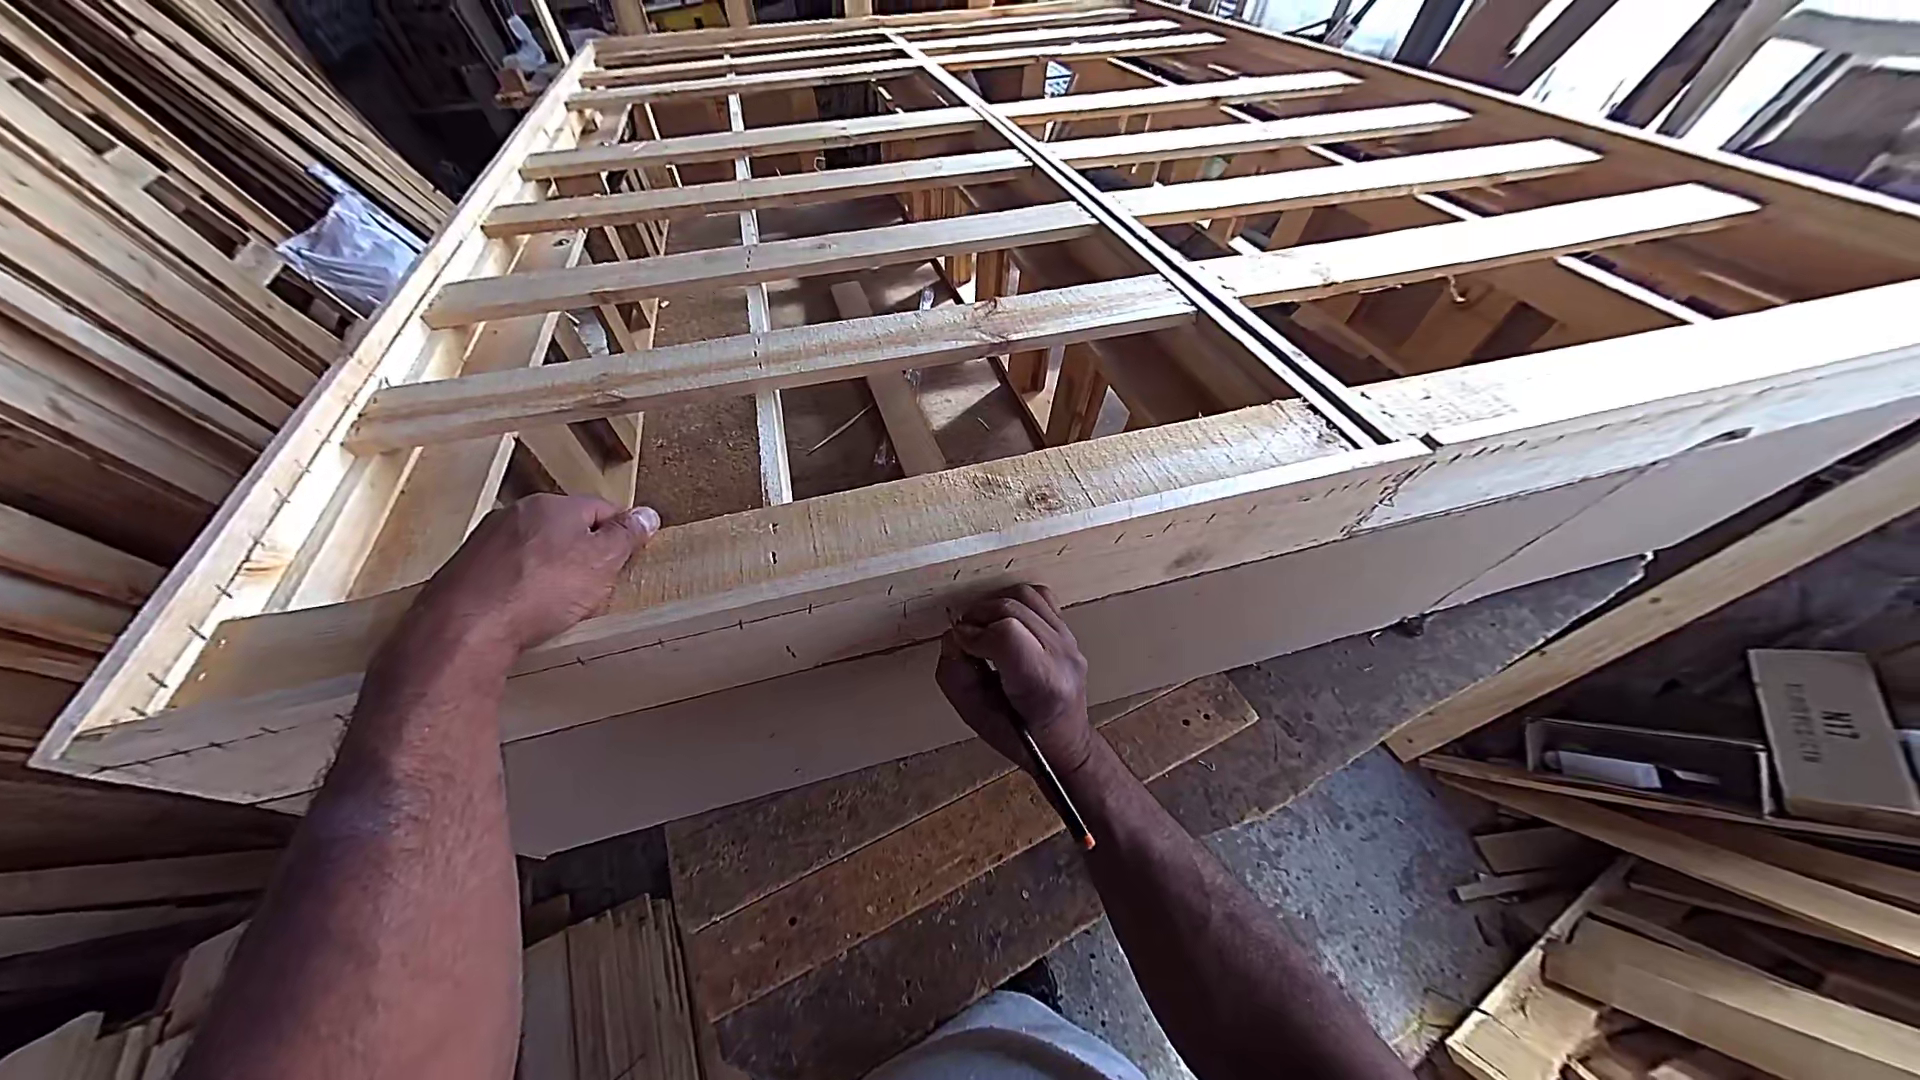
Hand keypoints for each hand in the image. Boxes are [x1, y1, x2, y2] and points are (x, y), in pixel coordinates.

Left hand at [411, 494, 658, 652]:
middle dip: (586, 552)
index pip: (603, 508)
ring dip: (553, 569)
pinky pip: (509, 571)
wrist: (465, 629)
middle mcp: (517, 513)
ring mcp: (486, 540)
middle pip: (568, 527)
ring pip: (537, 549)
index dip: (621, 534)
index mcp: (553, 505)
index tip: (628, 558)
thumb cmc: (540, 591)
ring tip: (562, 602)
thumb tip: (647, 513)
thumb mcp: (602, 562)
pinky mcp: (465, 569)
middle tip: (598, 584)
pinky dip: (523, 585)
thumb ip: (627, 535)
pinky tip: (528, 609)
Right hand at [936, 584, 1092, 777]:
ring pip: (1025, 596)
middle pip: (1012, 609)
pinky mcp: (1067, 630)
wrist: (1063, 742)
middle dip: (978, 619)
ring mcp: (1068, 640)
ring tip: (982, 628)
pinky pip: (1039, 596)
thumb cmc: (1020, 737)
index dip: (975, 634)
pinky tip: (1003, 621)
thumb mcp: (975, 718)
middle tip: (965, 638)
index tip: (961, 645)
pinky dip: (1014, 601)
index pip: (1007, 635)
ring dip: (993, 605)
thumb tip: (953, 638)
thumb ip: (956, 676)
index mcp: (1042, 685)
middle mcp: (1061, 657)